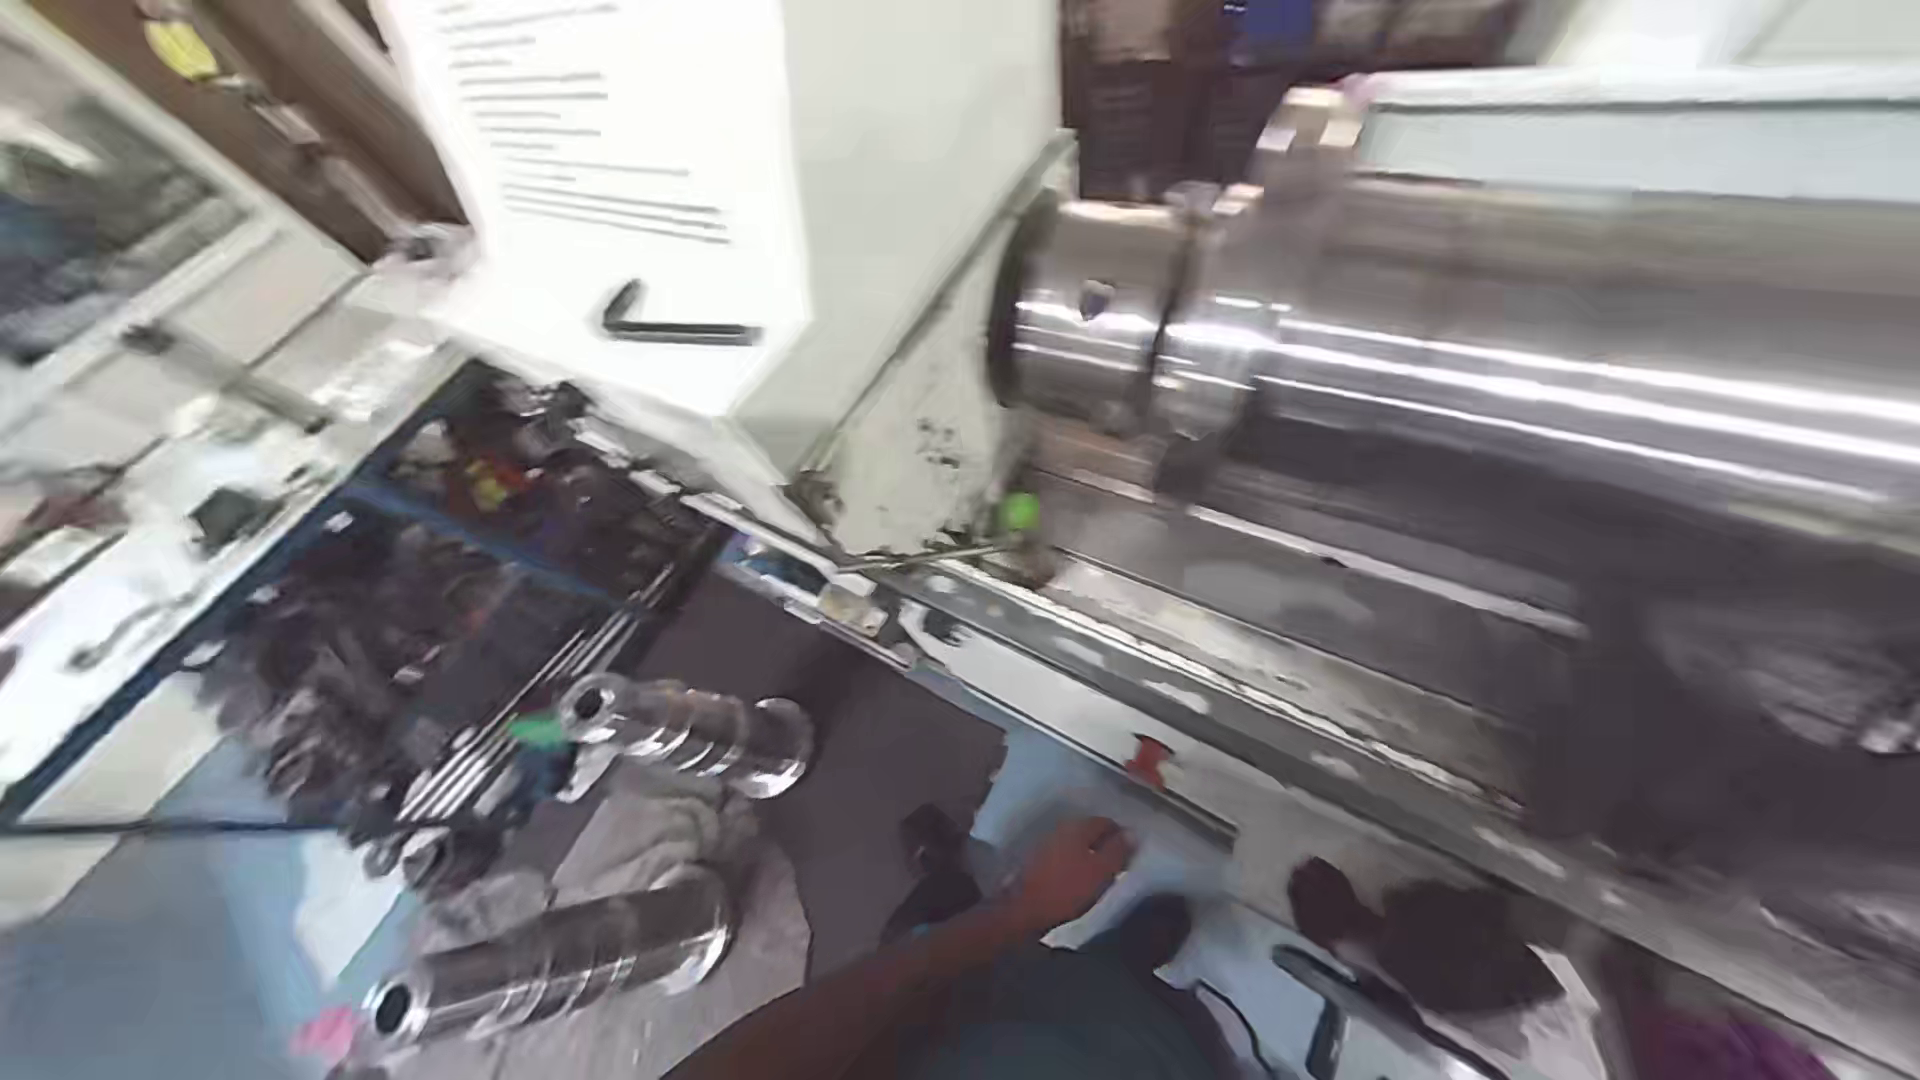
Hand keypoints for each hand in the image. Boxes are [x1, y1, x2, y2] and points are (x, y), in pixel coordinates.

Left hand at [1004, 816, 1135, 934]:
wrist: (1025, 907)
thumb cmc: (1067, 889)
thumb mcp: (1100, 872)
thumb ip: (1118, 851)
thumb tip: (1133, 833)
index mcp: (1078, 826)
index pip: (1106, 822)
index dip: (1121, 836)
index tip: (1131, 854)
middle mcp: (1062, 827)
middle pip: (1091, 830)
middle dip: (1106, 844)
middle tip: (1119, 865)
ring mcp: (1048, 841)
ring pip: (1078, 841)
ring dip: (1091, 853)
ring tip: (1102, 874)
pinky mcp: (1039, 857)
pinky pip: (1066, 852)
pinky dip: (1077, 860)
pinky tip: (1081, 877)